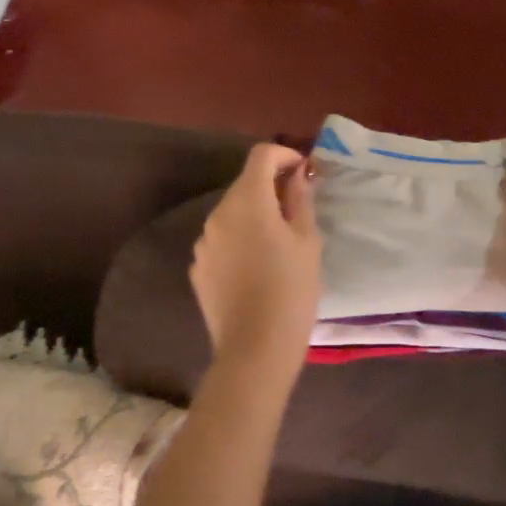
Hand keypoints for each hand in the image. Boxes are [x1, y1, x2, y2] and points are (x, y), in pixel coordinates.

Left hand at [192, 143, 321, 379]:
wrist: (255, 349)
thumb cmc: (291, 289)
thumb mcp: (307, 241)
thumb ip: (300, 199)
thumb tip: (297, 174)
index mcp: (248, 201)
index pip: (261, 156)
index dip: (284, 156)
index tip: (303, 172)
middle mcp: (218, 214)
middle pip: (245, 184)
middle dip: (271, 187)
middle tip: (298, 208)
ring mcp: (203, 242)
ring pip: (232, 213)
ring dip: (254, 214)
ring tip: (279, 241)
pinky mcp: (198, 268)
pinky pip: (222, 240)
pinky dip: (240, 239)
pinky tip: (257, 266)